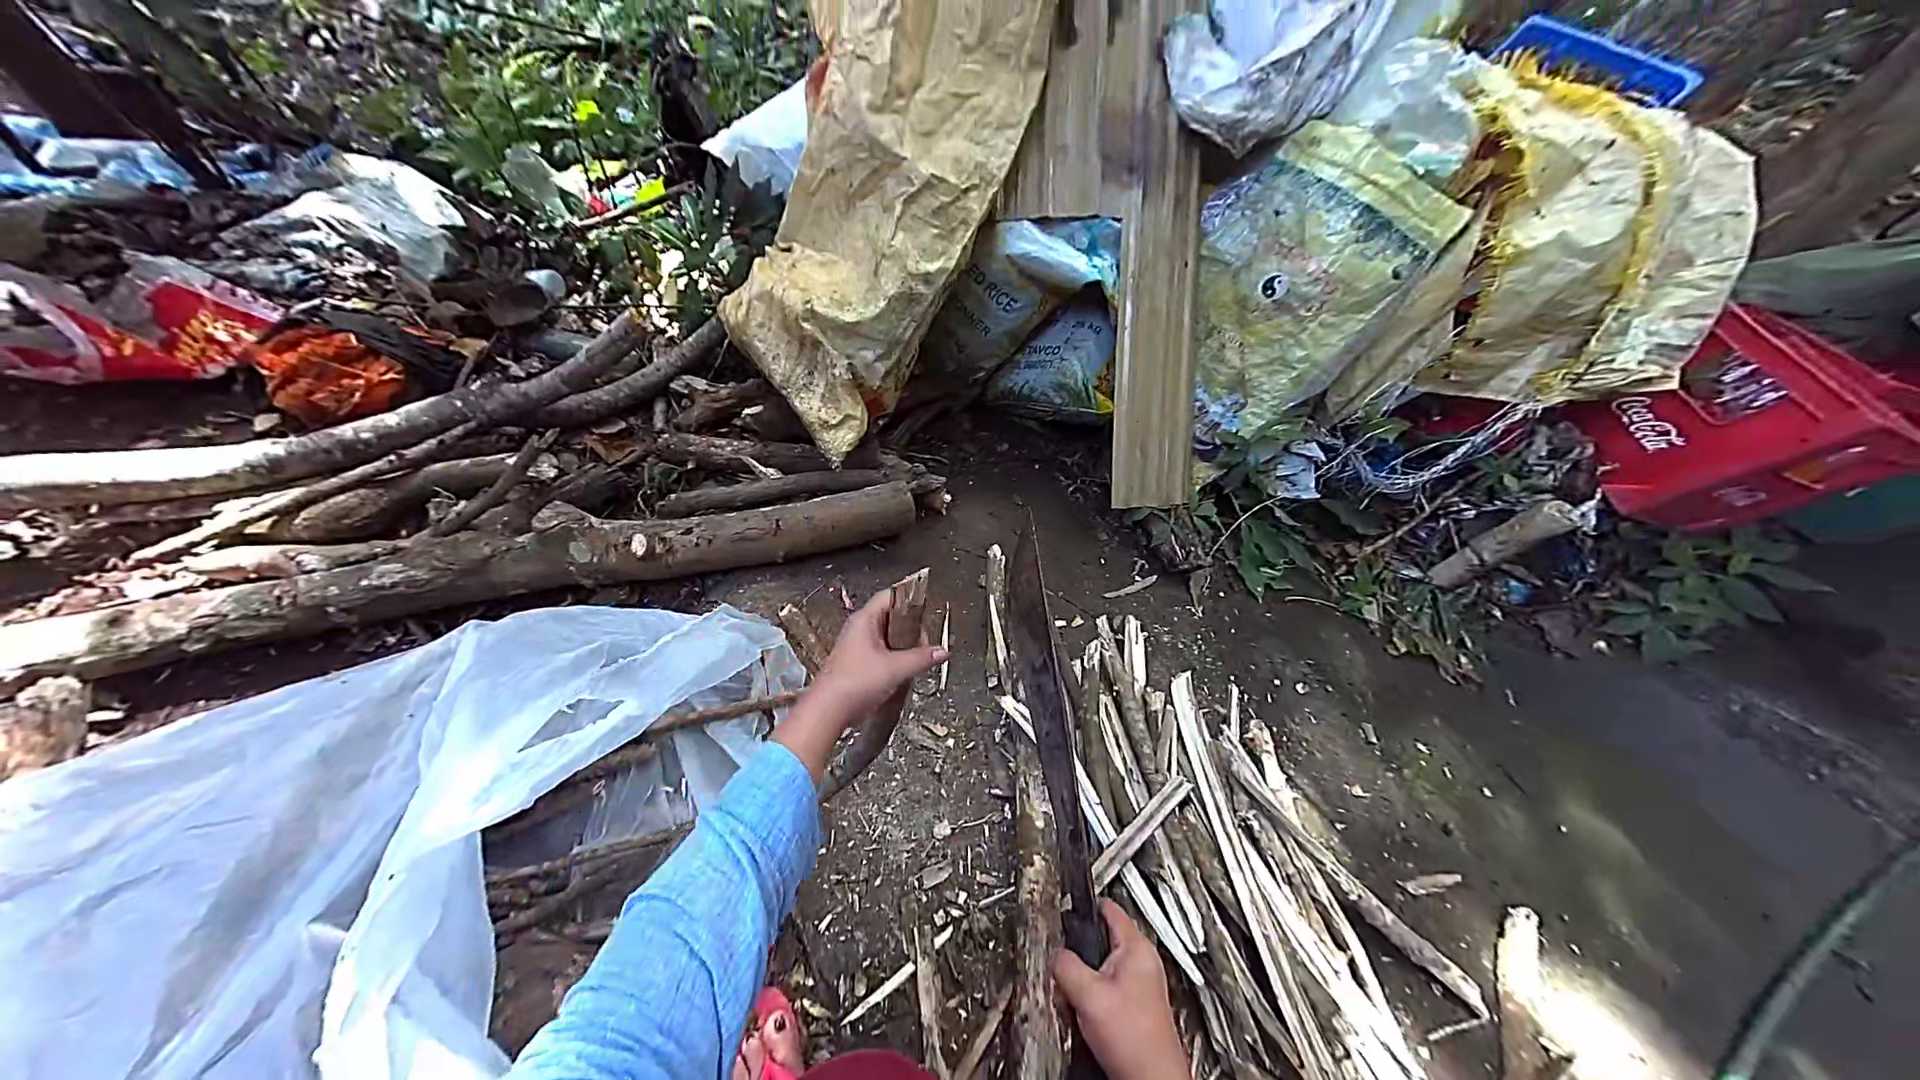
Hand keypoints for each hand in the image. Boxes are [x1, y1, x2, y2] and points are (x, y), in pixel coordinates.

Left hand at [807, 588, 945, 727]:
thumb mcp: (896, 668)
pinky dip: (895, 657)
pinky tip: (902, 671)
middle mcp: (860, 629)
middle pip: (892, 617)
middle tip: (921, 642)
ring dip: (903, 645)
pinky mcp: (858, 662)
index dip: (910, 600)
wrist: (828, 710)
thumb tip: (941, 651)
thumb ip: (922, 658)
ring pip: (888, 636)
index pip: (891, 596)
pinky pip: (882, 652)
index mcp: (865, 620)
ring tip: (914, 658)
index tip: (926, 610)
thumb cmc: (852, 684)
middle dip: (910, 629)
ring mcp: (858, 645)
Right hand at [1052, 900, 1188, 1079]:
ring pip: (1100, 964)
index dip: (1084, 904)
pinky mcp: (1135, 1003)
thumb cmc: (1135, 1042)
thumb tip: (1054, 953)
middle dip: (1079, 951)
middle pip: (1100, 938)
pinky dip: (1092, 992)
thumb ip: (1065, 964)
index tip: (1067, 904)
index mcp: (1137, 947)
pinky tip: (1087, 1011)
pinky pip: (1106, 985)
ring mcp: (1141, 983)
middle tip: (1066, 965)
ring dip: (1083, 975)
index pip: (1107, 908)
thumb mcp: (1088, 994)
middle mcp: (1143, 960)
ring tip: (1076, 994)